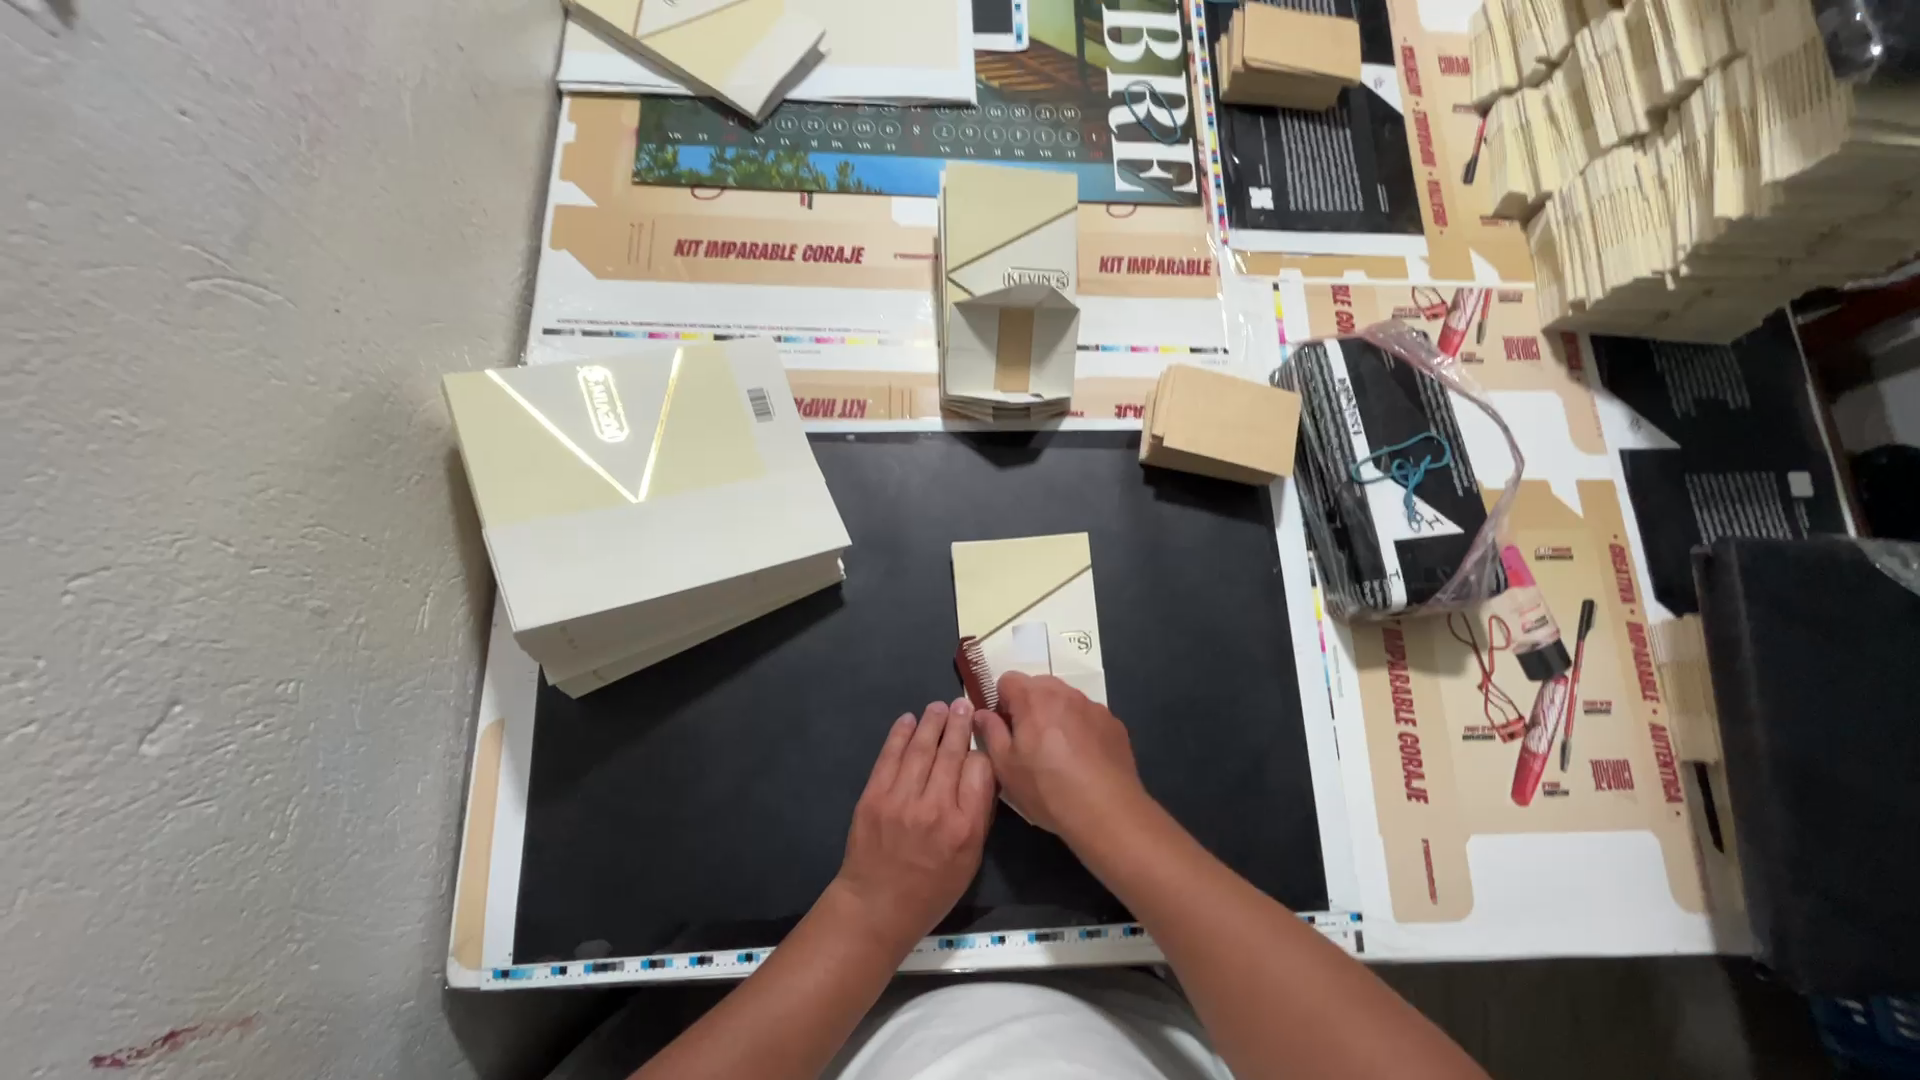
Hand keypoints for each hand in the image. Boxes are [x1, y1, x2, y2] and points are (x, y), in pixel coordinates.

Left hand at [833, 698, 995, 952]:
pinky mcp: (874, 796)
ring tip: (939, 706)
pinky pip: (890, 757)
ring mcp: (901, 800)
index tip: (978, 742)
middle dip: (958, 724)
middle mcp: (935, 808)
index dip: (980, 752)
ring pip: (921, 748)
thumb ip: (978, 815)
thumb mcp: (971, 860)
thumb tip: (981, 774)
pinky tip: (908, 720)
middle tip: (962, 704)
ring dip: (931, 722)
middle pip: (951, 753)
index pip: (980, 771)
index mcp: (965, 827)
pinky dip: (900, 735)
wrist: (877, 906)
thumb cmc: (931, 889)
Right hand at [977, 672, 1148, 839]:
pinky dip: (1080, 728)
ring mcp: (1093, 706)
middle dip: (1028, 705)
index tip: (1004, 727)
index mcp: (1034, 699)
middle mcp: (1065, 694)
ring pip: (1065, 699)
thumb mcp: (1006, 767)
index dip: (1001, 701)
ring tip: (1057, 752)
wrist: (1107, 812)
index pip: (1008, 679)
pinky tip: (1082, 759)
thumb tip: (982, 714)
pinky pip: (1088, 715)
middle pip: (1038, 685)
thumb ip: (991, 733)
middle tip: (1028, 741)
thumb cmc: (1047, 790)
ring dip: (1055, 714)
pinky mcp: (1114, 723)